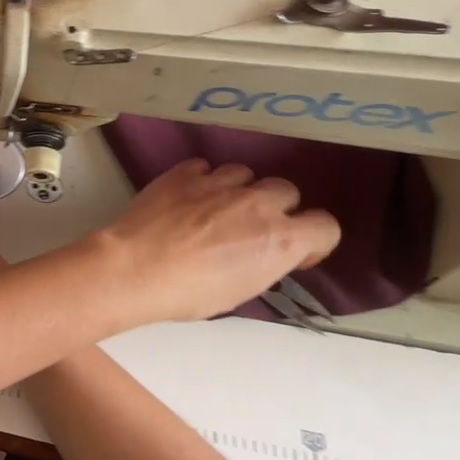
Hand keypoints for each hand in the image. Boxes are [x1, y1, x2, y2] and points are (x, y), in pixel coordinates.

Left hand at [94, 159, 340, 323]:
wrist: (133, 268)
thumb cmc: (188, 292)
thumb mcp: (243, 288)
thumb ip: (265, 261)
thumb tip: (262, 252)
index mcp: (282, 238)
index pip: (326, 226)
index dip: (312, 239)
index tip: (291, 252)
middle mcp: (258, 203)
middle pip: (285, 191)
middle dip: (274, 207)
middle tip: (247, 228)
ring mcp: (218, 184)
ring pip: (244, 174)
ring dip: (237, 189)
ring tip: (213, 208)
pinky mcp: (182, 174)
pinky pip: (202, 167)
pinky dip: (200, 179)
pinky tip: (186, 196)